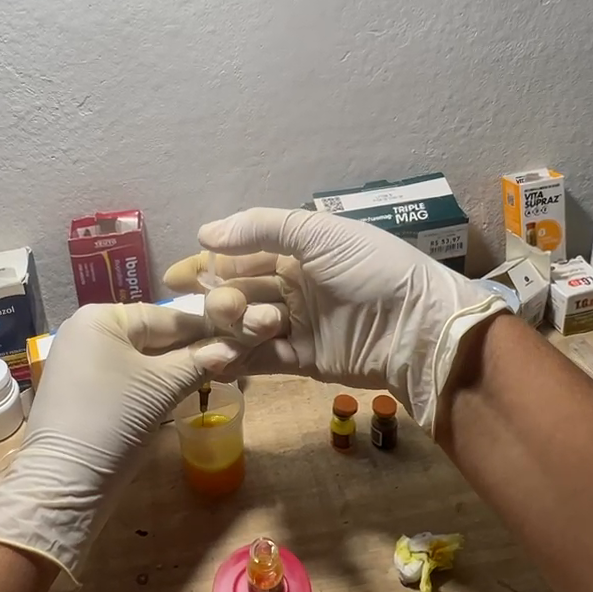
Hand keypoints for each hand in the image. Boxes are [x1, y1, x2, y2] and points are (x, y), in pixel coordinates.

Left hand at [0, 301, 277, 581]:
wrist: (62, 487)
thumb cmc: (113, 422)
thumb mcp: (163, 388)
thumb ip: (201, 360)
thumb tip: (238, 346)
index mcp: (100, 316)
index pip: (166, 316)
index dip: (206, 328)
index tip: (242, 335)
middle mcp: (85, 329)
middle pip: (152, 335)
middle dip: (190, 349)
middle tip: (232, 358)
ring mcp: (79, 361)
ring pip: (140, 358)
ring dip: (173, 368)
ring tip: (213, 374)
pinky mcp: (79, 390)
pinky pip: (124, 376)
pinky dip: (151, 383)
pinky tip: (179, 391)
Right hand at [163, 208, 505, 436]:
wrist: (419, 326)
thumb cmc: (372, 269)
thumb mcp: (319, 234)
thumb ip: (261, 228)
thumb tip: (204, 232)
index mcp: (298, 249)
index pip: (242, 252)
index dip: (208, 262)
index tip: (174, 276)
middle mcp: (294, 283)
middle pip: (240, 290)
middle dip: (218, 298)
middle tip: (204, 307)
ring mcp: (298, 324)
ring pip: (247, 324)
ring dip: (228, 328)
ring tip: (217, 335)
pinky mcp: (304, 360)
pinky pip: (263, 358)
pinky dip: (238, 360)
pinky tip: (214, 363)